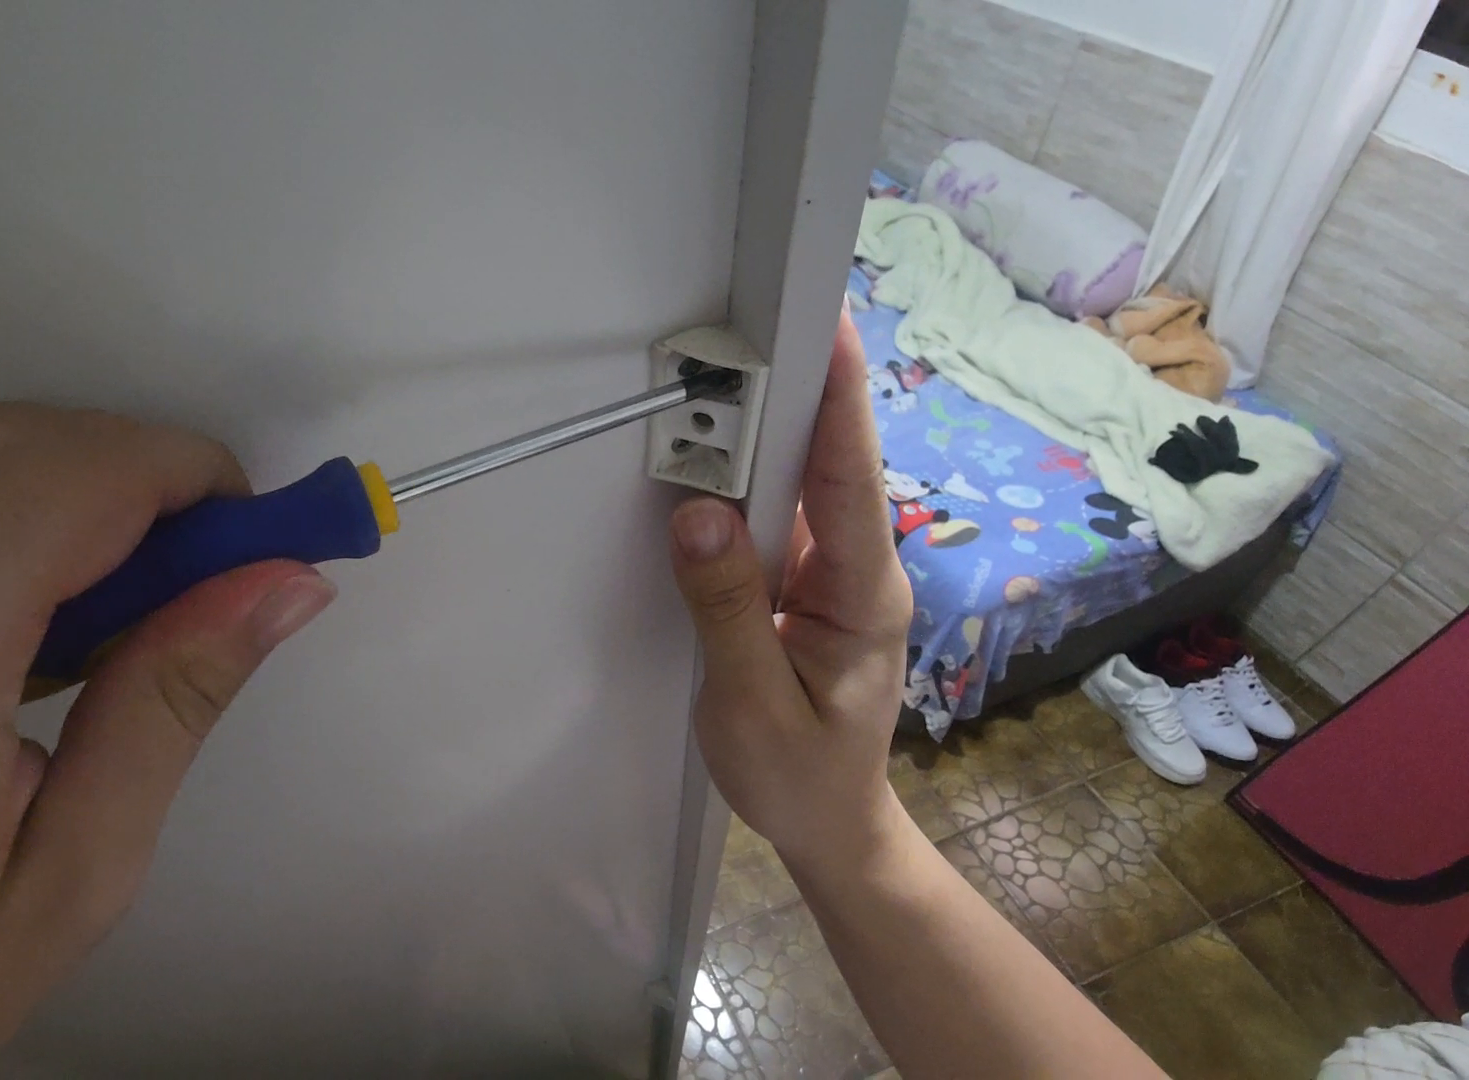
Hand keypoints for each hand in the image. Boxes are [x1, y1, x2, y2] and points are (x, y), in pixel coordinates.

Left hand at [0, 404, 335, 1076]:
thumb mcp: (68, 879)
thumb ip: (174, 702)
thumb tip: (287, 583)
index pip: (79, 470)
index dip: (187, 471)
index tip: (244, 529)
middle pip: (7, 440)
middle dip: (128, 480)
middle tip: (184, 574)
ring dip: (40, 508)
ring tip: (73, 623)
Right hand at [668, 313, 913, 865]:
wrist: (831, 822)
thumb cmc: (800, 775)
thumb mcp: (754, 703)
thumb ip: (727, 609)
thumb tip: (696, 516)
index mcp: (861, 591)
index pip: (850, 478)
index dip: (837, 398)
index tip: (823, 324)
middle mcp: (855, 566)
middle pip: (827, 463)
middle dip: (793, 392)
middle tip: (750, 328)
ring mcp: (829, 571)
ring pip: (797, 485)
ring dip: (760, 430)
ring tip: (719, 377)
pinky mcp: (801, 582)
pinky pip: (773, 516)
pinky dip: (741, 480)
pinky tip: (709, 457)